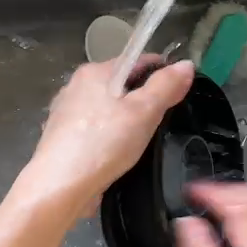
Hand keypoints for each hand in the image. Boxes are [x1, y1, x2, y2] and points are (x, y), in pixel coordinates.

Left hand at [23, 56, 192, 205]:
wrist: (60, 187)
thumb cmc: (105, 143)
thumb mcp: (144, 112)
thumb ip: (166, 86)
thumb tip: (186, 64)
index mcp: (96, 72)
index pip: (137, 60)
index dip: (162, 72)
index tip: (179, 91)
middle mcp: (76, 85)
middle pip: (121, 84)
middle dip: (143, 97)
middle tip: (163, 120)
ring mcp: (66, 112)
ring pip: (107, 107)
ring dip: (125, 118)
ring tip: (143, 139)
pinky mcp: (61, 137)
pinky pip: (95, 127)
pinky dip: (109, 134)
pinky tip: (117, 152)